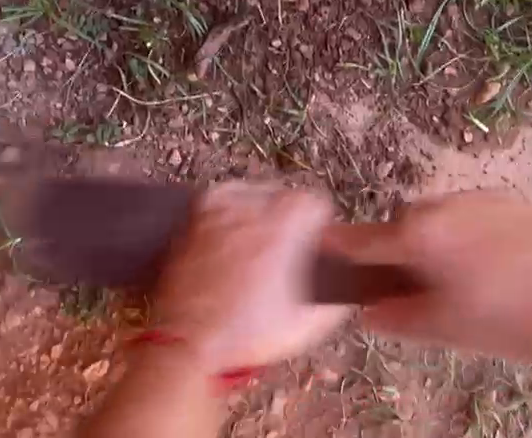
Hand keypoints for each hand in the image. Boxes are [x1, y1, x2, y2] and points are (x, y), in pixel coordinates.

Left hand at [152, 182, 350, 371]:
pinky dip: (232, 211)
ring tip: (258, 243)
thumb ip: (334, 298)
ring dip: (261, 212)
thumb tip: (345, 284)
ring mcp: (220, 205)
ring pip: (253, 193)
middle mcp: (251, 204)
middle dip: (290, 218)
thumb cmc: (247, 333)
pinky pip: (223, 198)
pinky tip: (232, 235)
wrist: (186, 338)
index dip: (319, 225)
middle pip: (284, 195)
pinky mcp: (195, 212)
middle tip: (286, 250)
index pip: (315, 202)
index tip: (315, 246)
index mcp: (282, 224)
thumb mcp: (305, 324)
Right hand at [324, 190, 531, 371]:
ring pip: (443, 215)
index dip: (340, 243)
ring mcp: (479, 198)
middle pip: (406, 222)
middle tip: (421, 282)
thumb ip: (396, 317)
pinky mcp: (512, 199)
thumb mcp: (445, 329)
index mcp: (418, 234)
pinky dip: (475, 232)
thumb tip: (367, 313)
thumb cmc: (510, 323)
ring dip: (442, 237)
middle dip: (406, 247)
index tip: (324, 243)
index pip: (364, 238)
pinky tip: (501, 266)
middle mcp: (442, 206)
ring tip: (471, 278)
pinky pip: (477, 212)